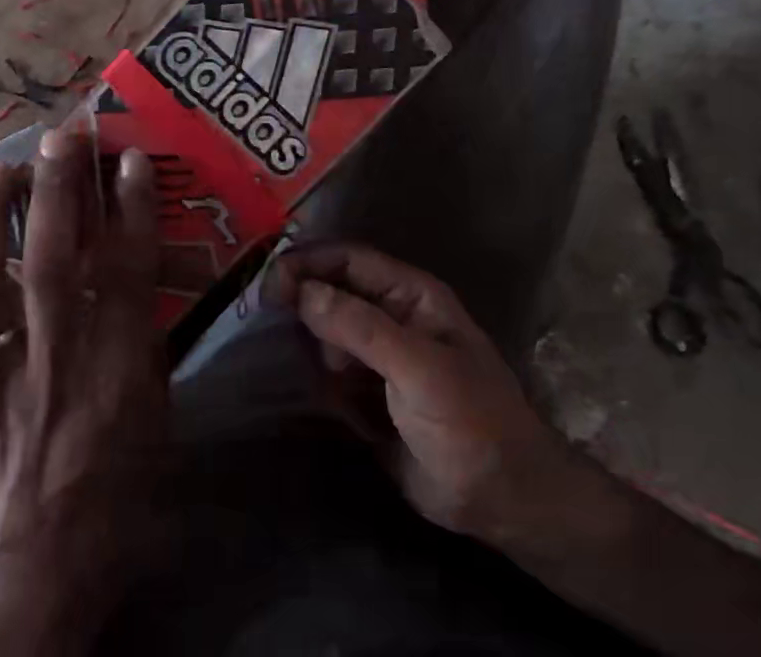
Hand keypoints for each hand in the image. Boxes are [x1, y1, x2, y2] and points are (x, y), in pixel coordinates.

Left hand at [0, 132, 168, 654]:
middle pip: (54, 262)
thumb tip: (132, 286)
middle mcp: (54, 364)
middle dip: (57, 191)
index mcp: (116, 377)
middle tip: (59, 136)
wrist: (32, 579)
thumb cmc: (112, 509)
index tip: (126, 160)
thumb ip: (143, 354)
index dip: (128, 210)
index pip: (127, 274)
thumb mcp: (155, 430)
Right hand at [275, 243, 577, 542]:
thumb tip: (301, 292)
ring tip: (264, 343)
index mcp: (410, 296)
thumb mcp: (421, 369)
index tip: (268, 285)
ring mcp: (372, 353)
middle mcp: (388, 315)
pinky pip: (319, 363)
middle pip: (328, 287)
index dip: (306, 263)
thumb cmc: (473, 425)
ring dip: (294, 331)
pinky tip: (279, 370)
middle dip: (294, 295)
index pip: (347, 259)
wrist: (504, 502)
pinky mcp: (359, 389)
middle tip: (256, 314)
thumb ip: (362, 328)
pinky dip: (299, 363)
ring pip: (319, 324)